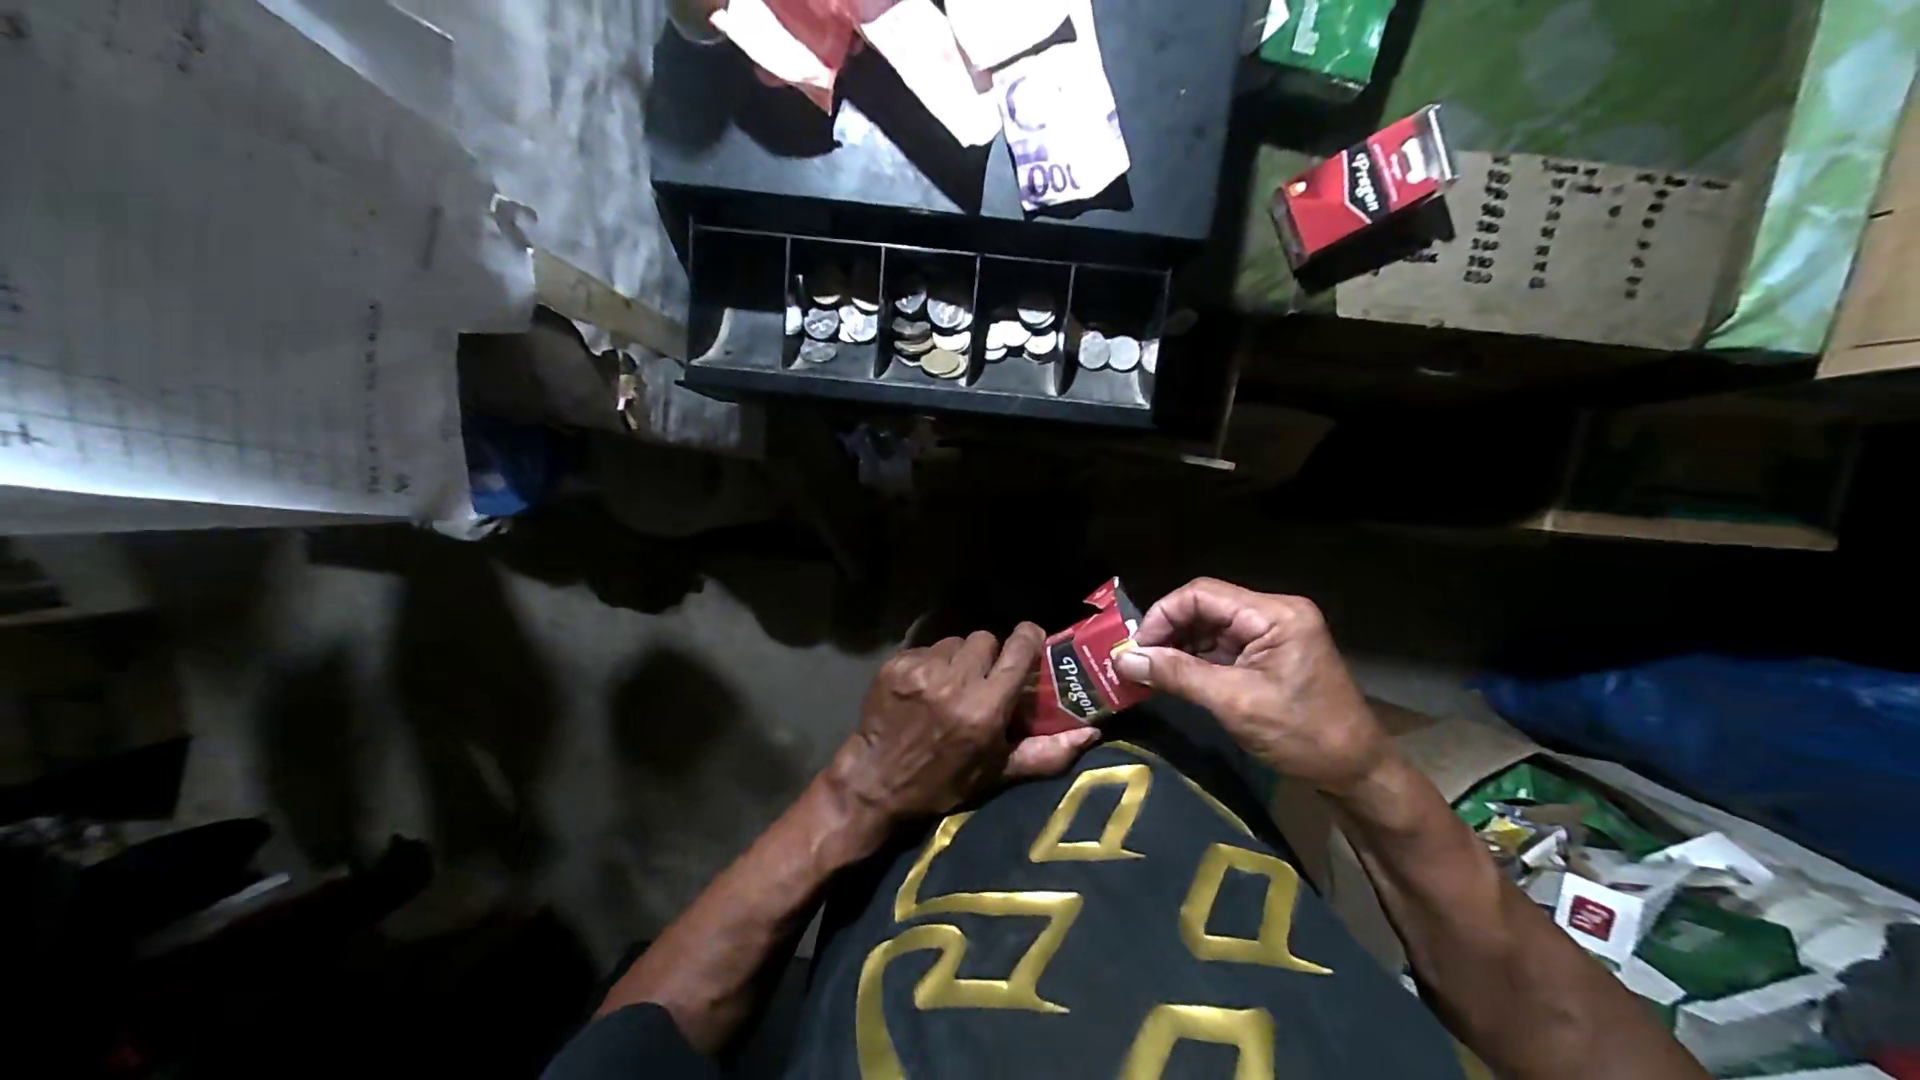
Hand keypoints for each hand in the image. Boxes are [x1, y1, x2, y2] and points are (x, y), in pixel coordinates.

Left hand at [826, 624, 1102, 826]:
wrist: (876, 782)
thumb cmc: (944, 782)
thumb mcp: (998, 773)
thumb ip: (1047, 752)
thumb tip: (1092, 733)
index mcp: (986, 708)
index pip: (1018, 648)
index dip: (1028, 638)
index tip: (1029, 642)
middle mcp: (955, 682)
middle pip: (986, 639)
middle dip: (989, 656)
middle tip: (982, 680)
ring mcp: (922, 670)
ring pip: (955, 641)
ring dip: (958, 658)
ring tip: (950, 685)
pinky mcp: (896, 665)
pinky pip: (926, 648)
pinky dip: (930, 662)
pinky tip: (924, 688)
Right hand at [1112, 578, 1389, 793]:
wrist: (1355, 772)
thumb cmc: (1301, 735)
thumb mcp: (1233, 703)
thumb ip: (1177, 674)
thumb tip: (1123, 659)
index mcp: (1274, 614)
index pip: (1201, 594)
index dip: (1162, 615)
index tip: (1136, 649)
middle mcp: (1273, 612)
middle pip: (1203, 606)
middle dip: (1167, 632)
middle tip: (1135, 661)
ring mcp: (1271, 633)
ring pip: (1208, 626)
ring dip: (1176, 647)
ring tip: (1146, 671)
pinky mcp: (1266, 653)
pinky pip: (1219, 645)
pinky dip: (1193, 660)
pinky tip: (1171, 676)